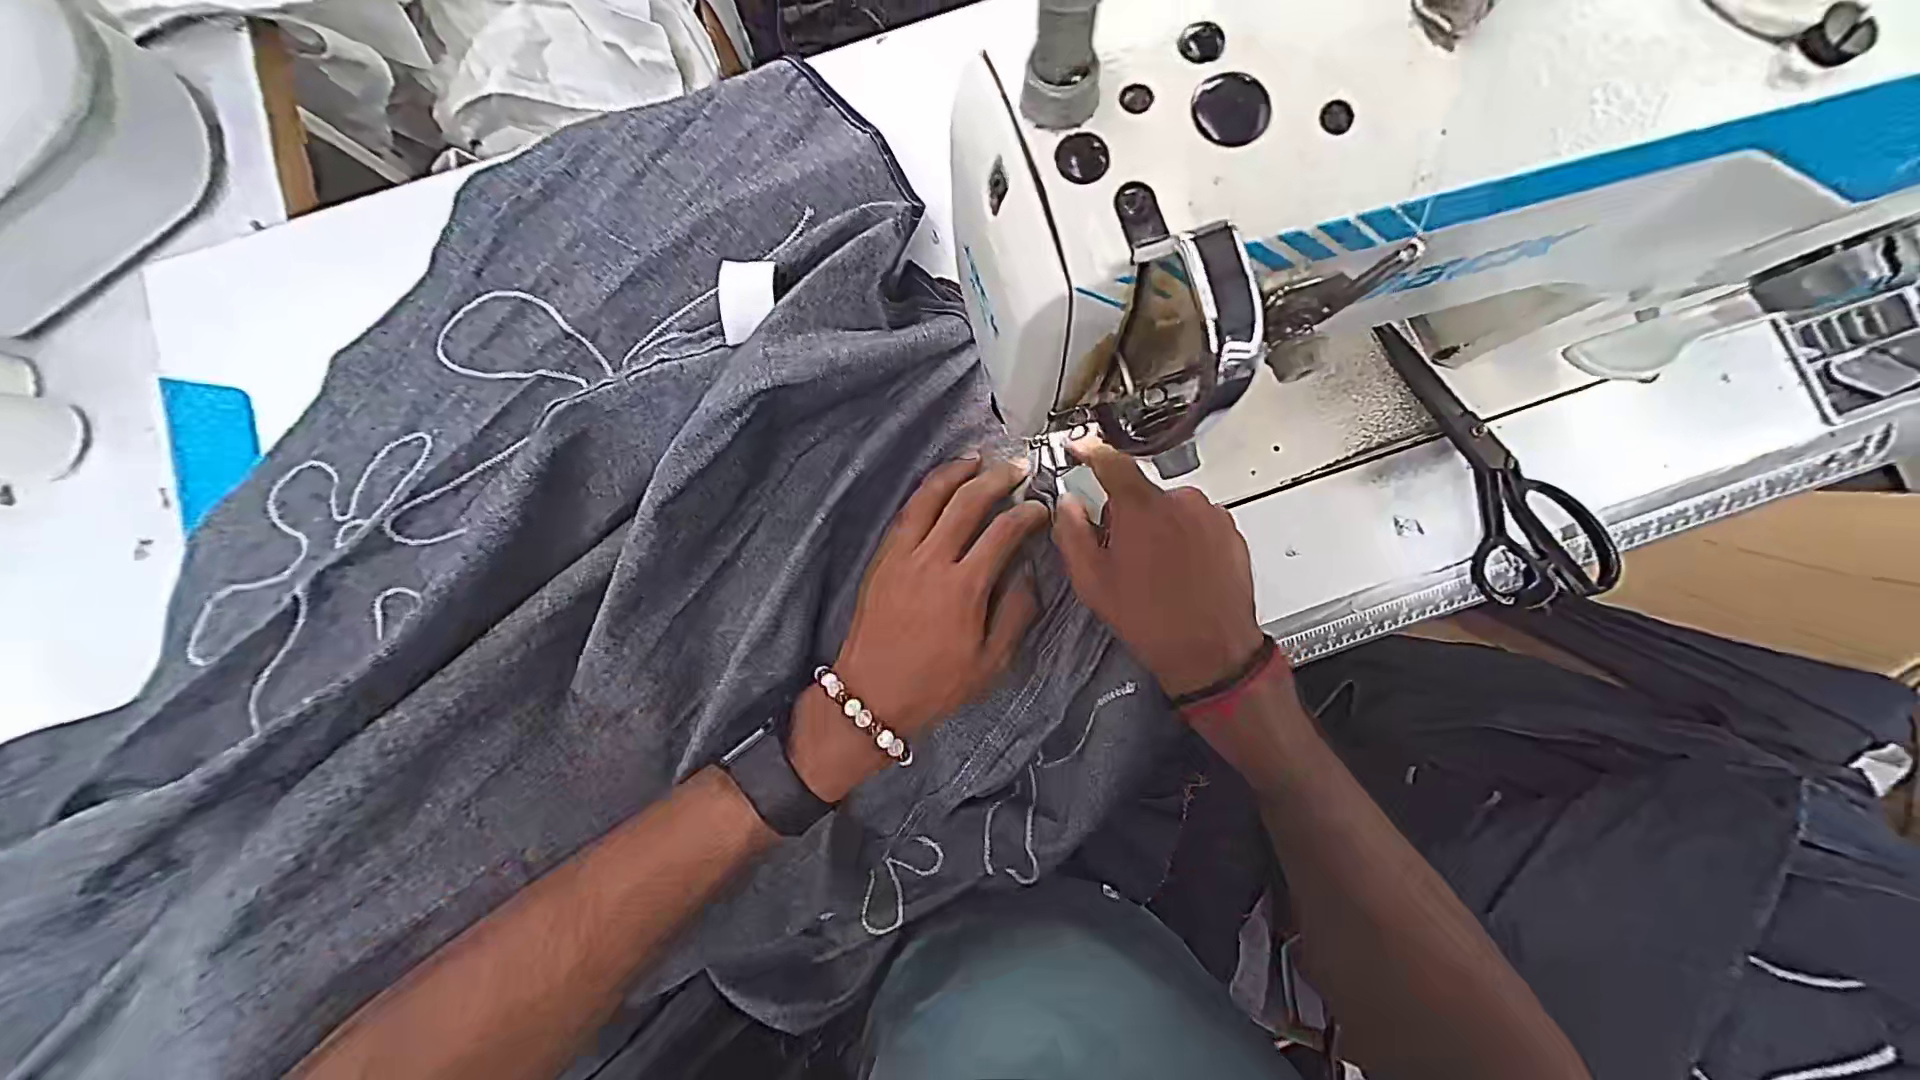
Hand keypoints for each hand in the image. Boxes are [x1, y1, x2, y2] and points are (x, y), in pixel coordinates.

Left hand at [789, 455, 1048, 799]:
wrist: (871, 695)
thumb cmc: (933, 685)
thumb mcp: (991, 663)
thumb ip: (1016, 613)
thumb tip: (1029, 573)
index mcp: (964, 587)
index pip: (1003, 532)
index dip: (1026, 513)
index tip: (1039, 508)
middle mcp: (932, 561)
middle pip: (967, 502)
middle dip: (996, 479)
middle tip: (1016, 469)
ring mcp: (901, 556)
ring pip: (929, 498)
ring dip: (955, 474)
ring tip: (976, 460)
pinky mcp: (882, 560)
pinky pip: (905, 514)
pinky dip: (925, 493)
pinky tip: (937, 487)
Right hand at [1052, 438, 1265, 697]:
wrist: (1209, 649)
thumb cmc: (1153, 620)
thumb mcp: (1092, 580)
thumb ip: (1072, 532)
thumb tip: (1068, 507)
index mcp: (1141, 508)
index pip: (1110, 461)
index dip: (1090, 451)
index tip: (1081, 447)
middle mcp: (1179, 502)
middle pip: (1140, 493)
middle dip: (1127, 516)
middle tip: (1124, 555)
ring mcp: (1209, 515)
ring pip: (1169, 509)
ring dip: (1158, 529)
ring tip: (1156, 571)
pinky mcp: (1229, 530)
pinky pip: (1196, 523)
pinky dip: (1184, 540)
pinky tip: (1179, 572)